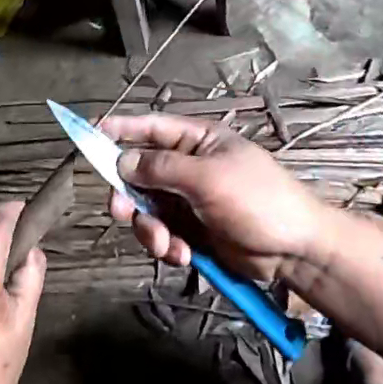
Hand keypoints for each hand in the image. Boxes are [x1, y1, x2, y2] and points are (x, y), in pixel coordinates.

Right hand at [98, 114, 331, 281]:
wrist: (293, 250)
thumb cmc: (257, 199)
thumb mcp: (208, 178)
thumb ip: (162, 168)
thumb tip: (123, 160)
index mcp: (197, 141)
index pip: (151, 127)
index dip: (120, 129)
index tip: (89, 133)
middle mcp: (188, 166)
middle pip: (139, 174)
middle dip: (129, 196)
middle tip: (123, 213)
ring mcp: (189, 200)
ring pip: (147, 209)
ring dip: (151, 229)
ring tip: (169, 245)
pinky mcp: (192, 230)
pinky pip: (163, 233)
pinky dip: (167, 246)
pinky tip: (185, 256)